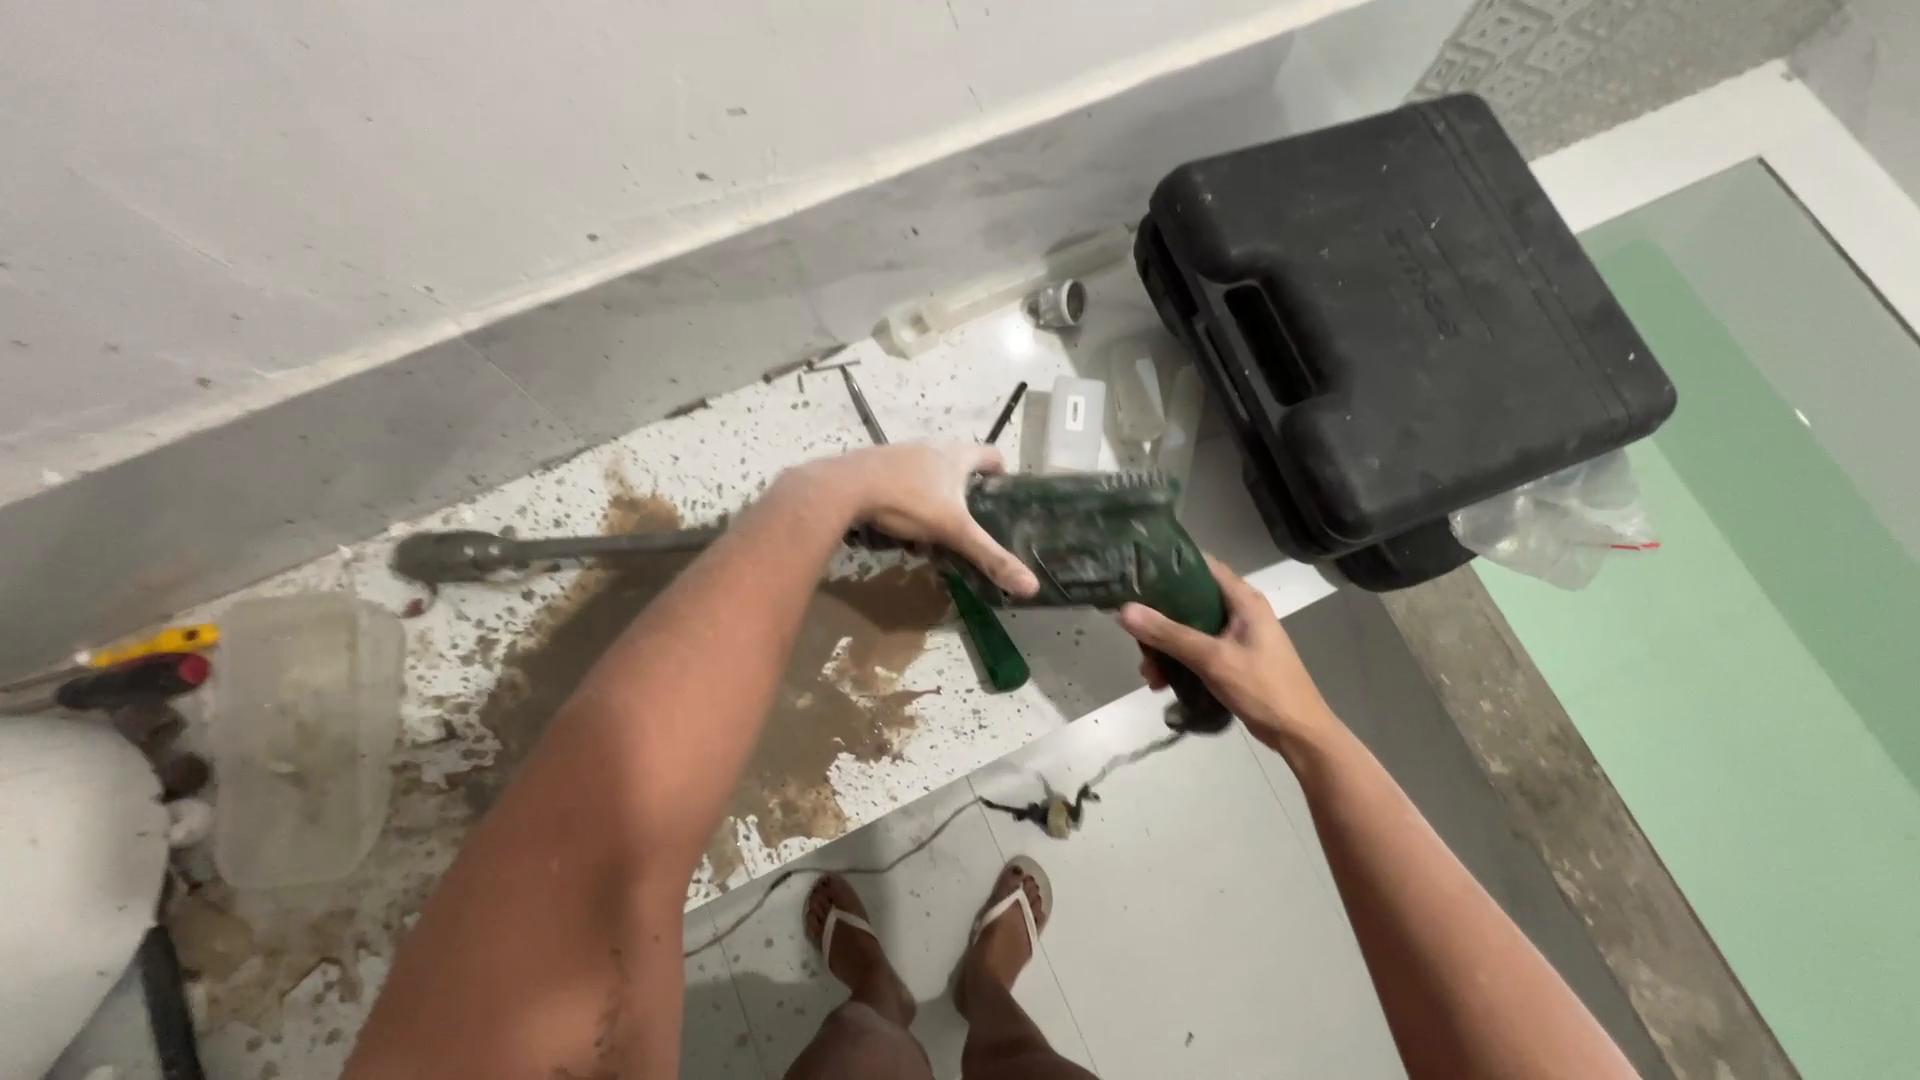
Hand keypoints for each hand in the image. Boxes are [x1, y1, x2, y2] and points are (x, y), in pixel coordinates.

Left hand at [799, 442, 1039, 597]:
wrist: (844, 487)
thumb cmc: (907, 502)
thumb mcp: (952, 531)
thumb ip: (989, 556)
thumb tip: (1031, 586)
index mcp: (956, 455)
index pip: (991, 454)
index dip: (1001, 471)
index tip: (1003, 492)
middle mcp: (931, 446)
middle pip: (958, 461)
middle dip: (964, 488)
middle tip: (968, 517)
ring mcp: (901, 451)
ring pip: (927, 471)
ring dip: (933, 494)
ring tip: (931, 526)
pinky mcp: (875, 463)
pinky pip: (899, 478)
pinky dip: (905, 497)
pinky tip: (896, 522)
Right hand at [1116, 554, 1335, 748]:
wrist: (1299, 733)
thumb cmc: (1263, 689)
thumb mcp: (1212, 659)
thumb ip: (1169, 634)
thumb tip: (1124, 611)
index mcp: (1243, 599)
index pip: (1201, 565)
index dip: (1168, 567)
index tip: (1136, 576)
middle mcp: (1240, 610)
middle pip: (1188, 600)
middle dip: (1159, 619)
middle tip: (1135, 637)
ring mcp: (1237, 635)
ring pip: (1189, 629)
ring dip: (1165, 647)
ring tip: (1149, 673)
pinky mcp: (1233, 658)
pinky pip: (1197, 650)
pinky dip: (1179, 662)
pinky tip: (1162, 683)